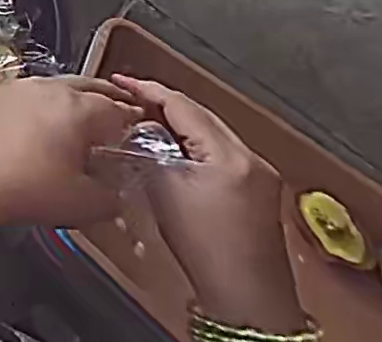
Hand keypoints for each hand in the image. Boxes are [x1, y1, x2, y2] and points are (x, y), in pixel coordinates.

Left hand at [0, 76, 142, 230]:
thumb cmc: (28, 186)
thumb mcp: (83, 203)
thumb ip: (110, 194)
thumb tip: (114, 186)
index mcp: (80, 108)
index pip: (116, 110)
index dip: (132, 120)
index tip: (141, 127)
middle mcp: (51, 88)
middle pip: (88, 86)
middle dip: (107, 97)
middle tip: (120, 108)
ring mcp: (20, 85)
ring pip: (58, 85)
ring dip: (75, 96)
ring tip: (82, 113)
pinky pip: (31, 92)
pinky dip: (46, 101)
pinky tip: (43, 118)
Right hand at [110, 75, 306, 333]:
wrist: (246, 301)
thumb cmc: (205, 247)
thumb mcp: (164, 188)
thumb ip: (150, 148)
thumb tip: (139, 128)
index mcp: (231, 155)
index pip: (182, 105)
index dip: (147, 89)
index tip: (122, 81)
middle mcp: (251, 158)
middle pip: (199, 113)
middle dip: (162, 102)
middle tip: (128, 95)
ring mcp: (259, 173)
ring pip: (209, 129)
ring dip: (177, 121)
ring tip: (144, 116)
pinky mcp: (258, 188)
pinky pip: (218, 148)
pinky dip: (192, 140)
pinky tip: (171, 144)